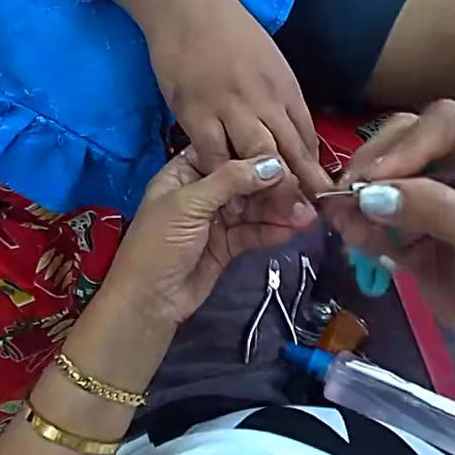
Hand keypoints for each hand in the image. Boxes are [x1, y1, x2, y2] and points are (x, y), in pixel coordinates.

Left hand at [101, 151, 314, 328]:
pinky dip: (271, 231)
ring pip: (252, 208)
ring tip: (305, 215)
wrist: (149, 300)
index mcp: (184, 173)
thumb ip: (231, 180)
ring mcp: (215, 220)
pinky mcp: (226, 245)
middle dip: (273, 187)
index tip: (287, 156)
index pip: (224, 154)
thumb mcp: (190, 204)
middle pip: (244, 182)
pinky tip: (291, 230)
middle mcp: (201, 192)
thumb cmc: (160, 243)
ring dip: (278, 211)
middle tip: (303, 191)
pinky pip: (252, 232)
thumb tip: (273, 163)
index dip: (255, 155)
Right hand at [144, 1, 333, 203]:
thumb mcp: (268, 60)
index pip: (307, 137)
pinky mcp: (197, 113)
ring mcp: (231, 107)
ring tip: (273, 216)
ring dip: (267, 189)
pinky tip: (229, 199)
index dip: (314, 171)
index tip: (320, 196)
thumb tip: (288, 131)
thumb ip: (278, 98)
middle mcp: (265, 99)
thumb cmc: (227, 29)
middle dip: (301, 189)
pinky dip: (224, 179)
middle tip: (307, 219)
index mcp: (285, 87)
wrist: (185, 3)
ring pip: (259, 157)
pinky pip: (215, 155)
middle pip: (290, 152)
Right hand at [322, 101, 454, 410]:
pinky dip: (357, 225)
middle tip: (349, 193)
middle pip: (404, 143)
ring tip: (343, 221)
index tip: (379, 176)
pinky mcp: (407, 234)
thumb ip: (439, 209)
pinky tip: (353, 238)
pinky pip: (373, 218)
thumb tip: (373, 193)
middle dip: (374, 166)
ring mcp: (430, 202)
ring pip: (381, 180)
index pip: (446, 124)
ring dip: (357, 197)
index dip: (410, 142)